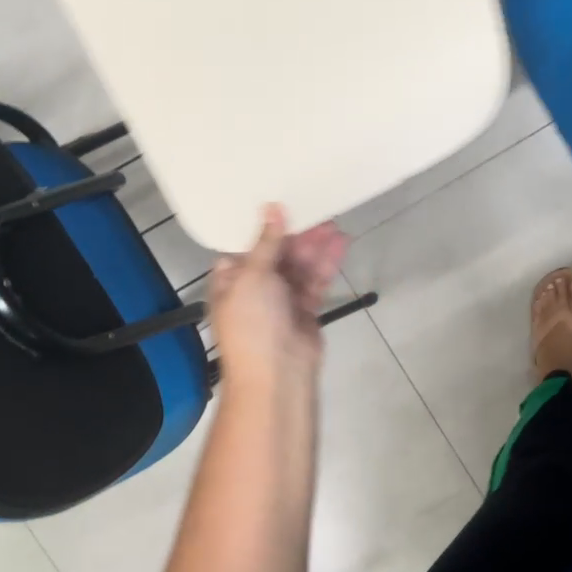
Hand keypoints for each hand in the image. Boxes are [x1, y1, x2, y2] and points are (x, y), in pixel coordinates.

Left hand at [207, 204, 346, 391]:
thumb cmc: (252, 323)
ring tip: (334, 221)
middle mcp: (254, 288)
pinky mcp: (306, 307)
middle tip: (316, 208)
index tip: (277, 199)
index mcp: (230, 282)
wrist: (277, 372)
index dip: (259, 225)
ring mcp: (282, 299)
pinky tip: (341, 243)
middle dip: (296, 234)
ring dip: (315, 245)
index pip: (243, 247)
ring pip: (299, 265)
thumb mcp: (252, 278)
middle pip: (276, 253)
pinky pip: (317, 279)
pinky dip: (328, 262)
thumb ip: (266, 242)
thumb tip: (271, 207)